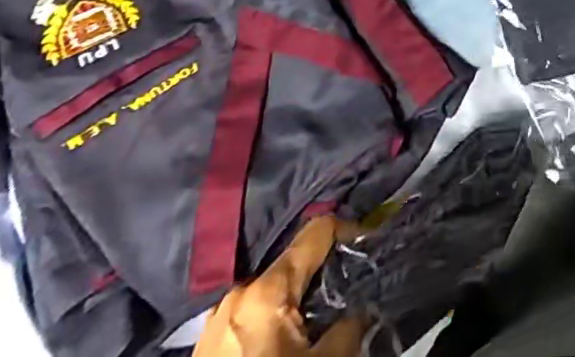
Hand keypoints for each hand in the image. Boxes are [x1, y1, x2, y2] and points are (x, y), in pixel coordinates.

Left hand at [193, 217, 362, 356]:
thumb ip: (351, 322)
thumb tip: (358, 309)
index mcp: (268, 290)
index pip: (318, 231)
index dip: (351, 230)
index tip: (370, 245)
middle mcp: (238, 293)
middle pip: (293, 261)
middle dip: (324, 269)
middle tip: (349, 285)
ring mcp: (215, 320)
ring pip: (271, 287)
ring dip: (298, 294)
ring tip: (318, 315)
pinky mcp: (203, 345)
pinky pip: (250, 311)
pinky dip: (275, 313)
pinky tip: (286, 337)